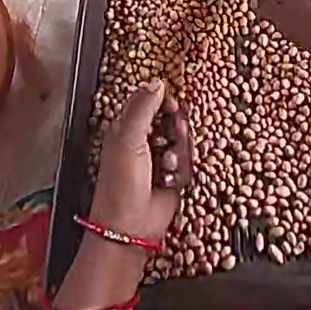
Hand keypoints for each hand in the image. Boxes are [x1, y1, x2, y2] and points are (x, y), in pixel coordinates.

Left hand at [90, 83, 190, 242]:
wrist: (130, 227)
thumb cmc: (122, 182)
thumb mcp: (129, 138)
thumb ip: (143, 108)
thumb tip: (158, 82)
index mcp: (127, 127)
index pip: (149, 101)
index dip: (163, 100)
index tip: (172, 105)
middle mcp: (143, 140)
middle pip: (171, 120)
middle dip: (176, 128)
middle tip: (175, 134)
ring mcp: (159, 158)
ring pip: (182, 140)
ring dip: (178, 152)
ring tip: (167, 166)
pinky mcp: (173, 176)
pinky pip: (188, 162)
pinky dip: (182, 170)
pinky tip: (171, 180)